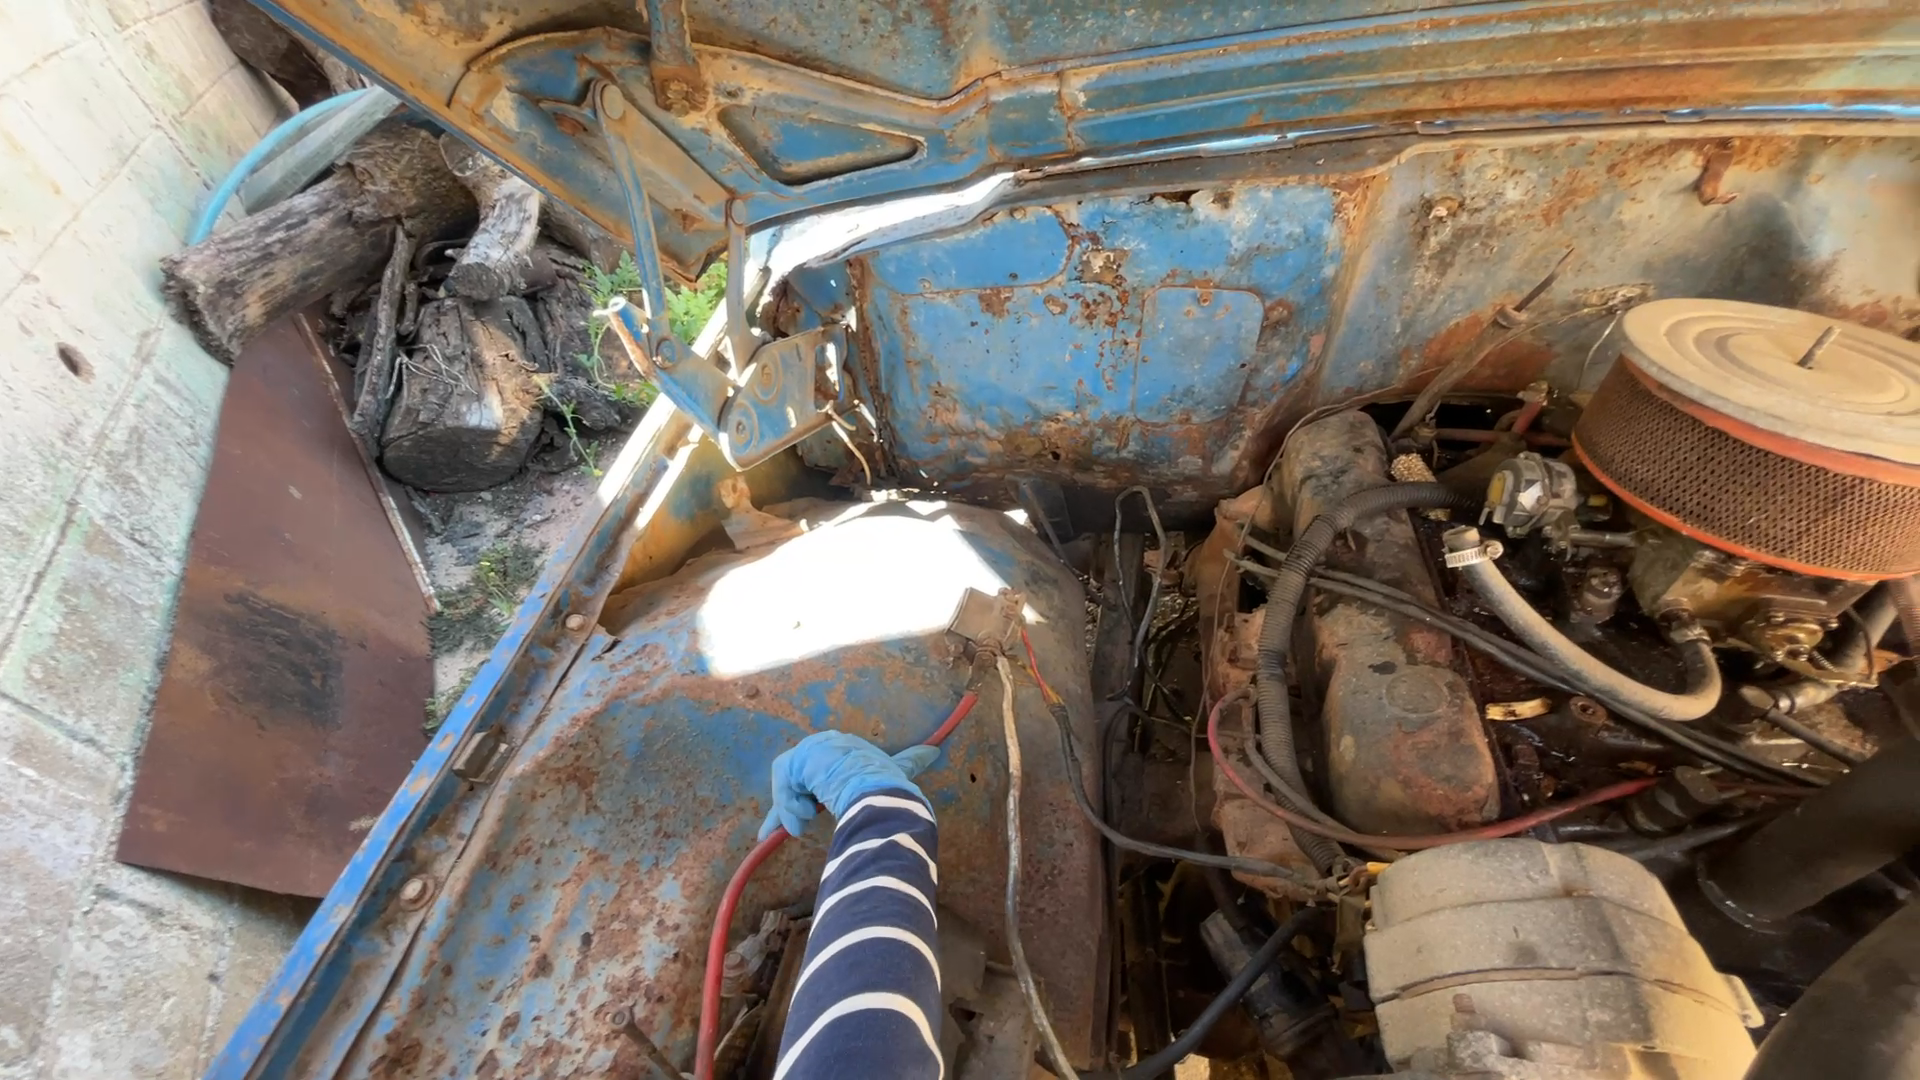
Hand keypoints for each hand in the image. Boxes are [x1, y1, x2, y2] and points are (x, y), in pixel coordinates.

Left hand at [758, 731, 941, 840]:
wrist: (879, 790)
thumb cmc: (890, 788)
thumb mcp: (898, 775)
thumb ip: (912, 761)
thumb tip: (933, 750)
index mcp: (851, 750)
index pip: (824, 770)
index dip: (808, 794)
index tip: (800, 816)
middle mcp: (832, 744)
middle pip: (801, 777)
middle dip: (789, 805)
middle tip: (773, 833)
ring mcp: (815, 748)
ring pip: (791, 780)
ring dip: (791, 807)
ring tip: (801, 827)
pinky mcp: (801, 757)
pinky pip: (784, 781)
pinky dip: (788, 804)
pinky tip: (801, 821)